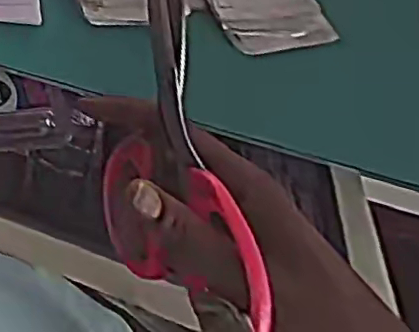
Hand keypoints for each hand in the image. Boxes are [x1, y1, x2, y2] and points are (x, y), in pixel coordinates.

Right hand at [79, 98, 407, 331]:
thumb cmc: (326, 317)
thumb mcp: (254, 277)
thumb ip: (194, 236)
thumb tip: (137, 190)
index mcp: (246, 185)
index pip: (176, 128)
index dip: (131, 112)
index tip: (92, 108)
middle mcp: (239, 195)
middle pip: (169, 163)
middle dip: (140, 182)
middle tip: (122, 212)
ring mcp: (240, 222)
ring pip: (177, 202)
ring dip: (158, 223)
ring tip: (153, 254)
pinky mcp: (241, 249)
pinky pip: (191, 233)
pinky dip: (174, 246)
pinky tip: (179, 273)